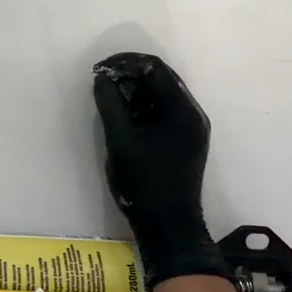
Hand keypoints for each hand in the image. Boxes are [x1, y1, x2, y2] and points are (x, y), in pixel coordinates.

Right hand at [92, 52, 228, 288]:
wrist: (169, 228)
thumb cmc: (145, 183)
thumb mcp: (120, 141)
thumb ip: (110, 104)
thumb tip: (102, 77)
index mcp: (182, 111)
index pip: (154, 69)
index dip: (125, 62)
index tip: (100, 69)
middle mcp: (192, 114)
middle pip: (161, 77)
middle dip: (130, 73)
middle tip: (102, 79)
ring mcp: (191, 128)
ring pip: (162, 92)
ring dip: (136, 88)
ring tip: (109, 94)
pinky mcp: (185, 139)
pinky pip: (164, 109)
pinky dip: (143, 103)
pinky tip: (124, 112)